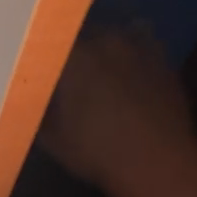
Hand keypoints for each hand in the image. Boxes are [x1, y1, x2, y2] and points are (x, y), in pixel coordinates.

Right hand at [41, 28, 196, 196]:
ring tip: (97, 68)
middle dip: (72, 49)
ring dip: (103, 46)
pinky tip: (126, 73)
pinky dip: (130, 53)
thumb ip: (39, 111)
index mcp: (74, 57)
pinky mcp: (162, 58)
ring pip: (113, 34)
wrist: (158, 162)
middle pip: (82, 33)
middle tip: (65, 71)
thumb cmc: (97, 152)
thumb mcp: (53, 140)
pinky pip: (140, 44)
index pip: (49, 43)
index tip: (36, 70)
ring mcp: (139, 46)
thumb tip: (34, 98)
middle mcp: (107, 40)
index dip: (42, 57)